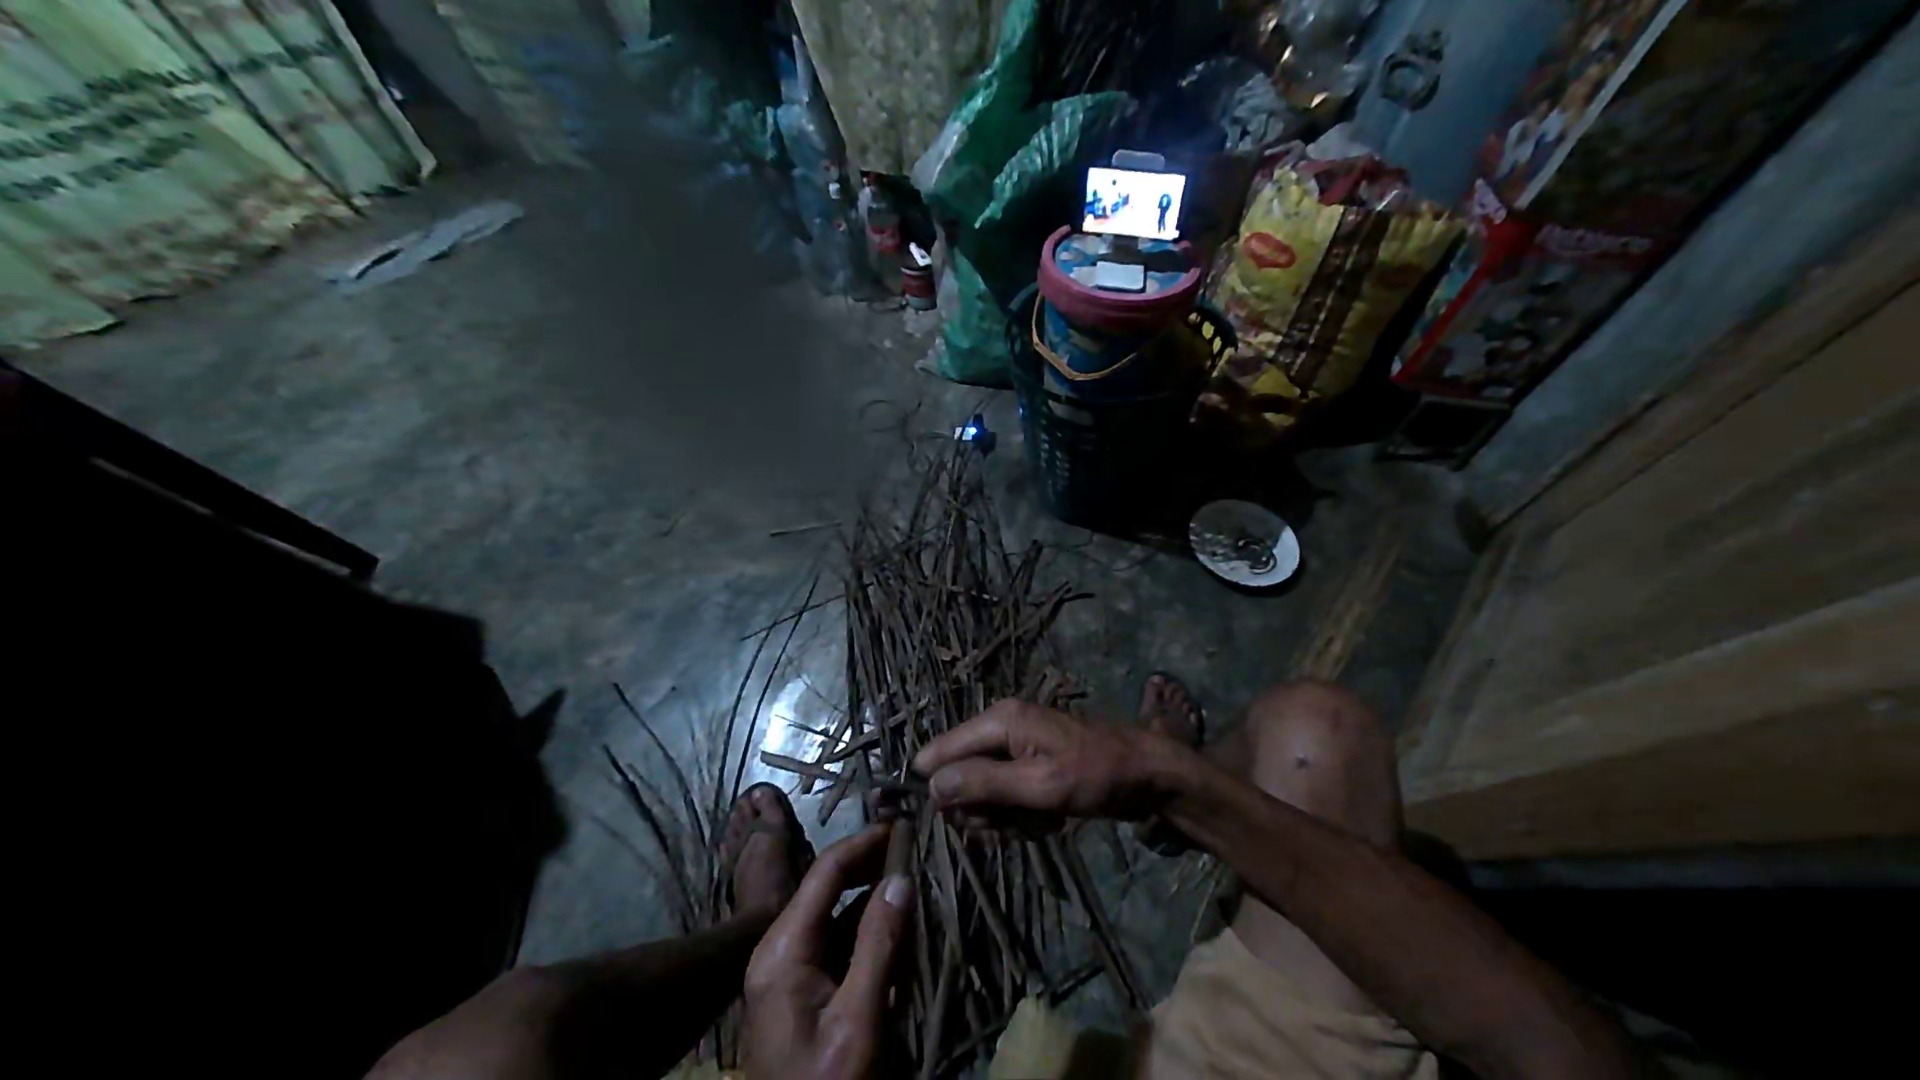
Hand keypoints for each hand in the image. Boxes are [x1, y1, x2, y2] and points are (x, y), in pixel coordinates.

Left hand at [743, 824, 914, 1079]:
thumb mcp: (858, 1020)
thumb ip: (879, 944)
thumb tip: (901, 878)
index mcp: (782, 947)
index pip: (825, 872)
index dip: (863, 843)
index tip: (901, 825)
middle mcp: (777, 946)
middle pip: (825, 885)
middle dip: (867, 862)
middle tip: (909, 845)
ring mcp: (785, 968)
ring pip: (832, 910)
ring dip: (868, 890)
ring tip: (907, 871)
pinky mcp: (797, 987)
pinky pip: (833, 938)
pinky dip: (862, 922)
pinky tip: (892, 918)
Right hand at [911, 699, 1172, 822]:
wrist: (1150, 777)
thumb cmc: (1098, 774)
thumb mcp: (1041, 784)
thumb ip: (984, 783)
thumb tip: (930, 785)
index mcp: (999, 721)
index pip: (940, 752)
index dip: (941, 789)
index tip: (962, 819)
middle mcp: (1000, 730)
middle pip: (958, 778)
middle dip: (981, 810)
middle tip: (1012, 821)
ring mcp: (1014, 751)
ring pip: (981, 796)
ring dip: (1004, 819)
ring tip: (1038, 820)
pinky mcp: (1027, 770)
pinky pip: (1004, 801)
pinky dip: (1021, 818)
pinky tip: (1048, 820)